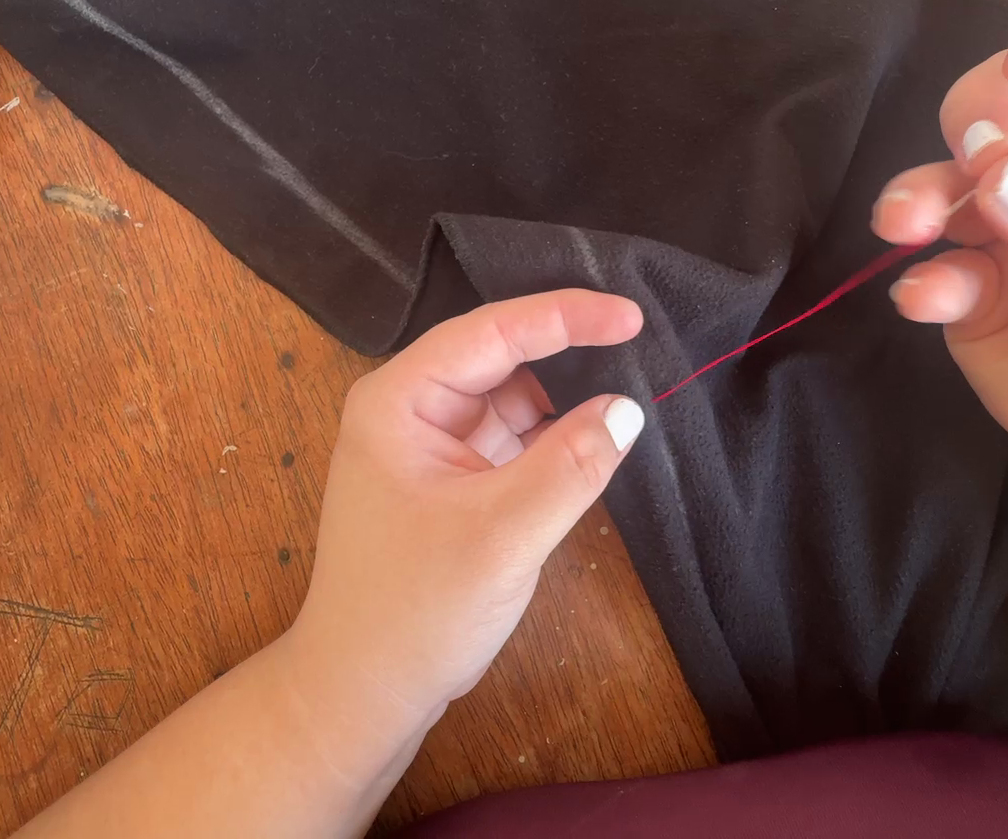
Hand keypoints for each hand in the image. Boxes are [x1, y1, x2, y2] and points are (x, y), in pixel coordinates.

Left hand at [287, 290, 645, 717]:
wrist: (368, 691)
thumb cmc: (415, 610)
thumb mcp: (501, 534)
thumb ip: (570, 466)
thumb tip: (629, 409)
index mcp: (399, 398)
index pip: (490, 332)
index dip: (563, 316)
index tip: (631, 316)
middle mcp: (413, 406)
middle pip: (500, 357)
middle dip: (566, 354)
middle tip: (640, 347)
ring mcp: (434, 441)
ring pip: (511, 397)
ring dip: (564, 399)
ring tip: (627, 392)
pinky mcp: (457, 475)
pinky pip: (513, 437)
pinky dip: (554, 437)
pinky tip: (595, 436)